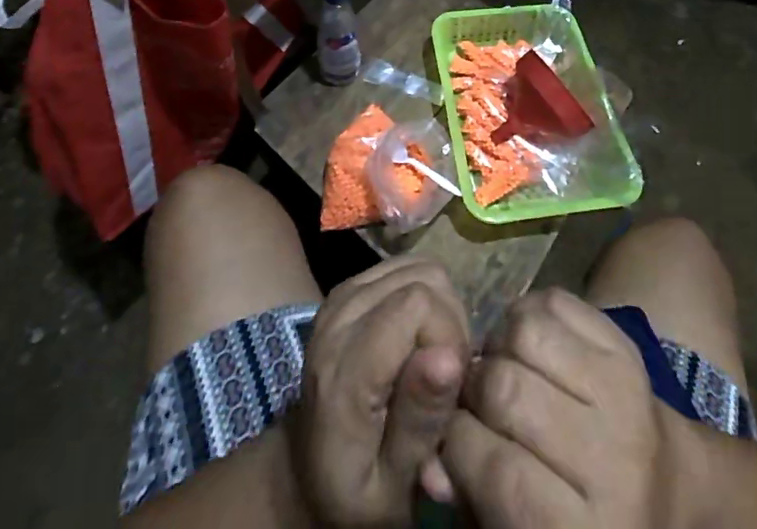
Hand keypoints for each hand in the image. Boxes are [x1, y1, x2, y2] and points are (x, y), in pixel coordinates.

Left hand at [292, 256, 470, 527]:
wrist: (306, 471)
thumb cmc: (355, 488)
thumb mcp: (392, 485)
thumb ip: (420, 422)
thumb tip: (448, 357)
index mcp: (344, 369)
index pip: (419, 302)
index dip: (450, 335)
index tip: (450, 384)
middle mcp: (337, 321)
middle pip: (423, 279)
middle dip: (451, 320)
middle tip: (447, 372)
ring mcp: (339, 298)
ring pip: (418, 268)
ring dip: (441, 306)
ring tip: (436, 354)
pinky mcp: (347, 289)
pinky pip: (405, 268)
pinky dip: (425, 294)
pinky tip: (420, 335)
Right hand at [438, 289, 676, 528]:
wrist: (669, 488)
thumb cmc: (580, 517)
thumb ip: (472, 498)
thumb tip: (428, 461)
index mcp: (583, 525)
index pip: (497, 467)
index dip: (456, 440)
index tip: (449, 432)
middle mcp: (613, 459)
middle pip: (509, 390)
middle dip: (473, 387)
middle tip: (471, 396)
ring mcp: (626, 394)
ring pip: (530, 332)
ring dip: (498, 342)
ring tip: (500, 364)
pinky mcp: (628, 347)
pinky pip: (558, 302)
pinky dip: (527, 311)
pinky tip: (527, 341)